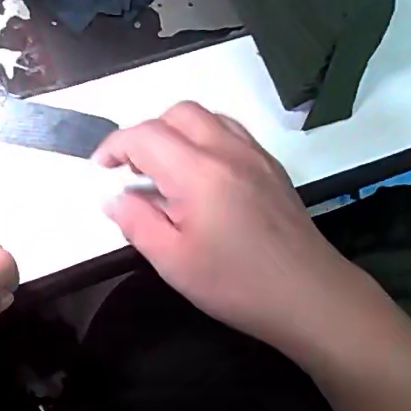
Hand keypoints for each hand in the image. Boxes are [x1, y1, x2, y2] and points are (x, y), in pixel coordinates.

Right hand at [95, 102, 365, 353]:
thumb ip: (136, 222)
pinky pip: (231, 134)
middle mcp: (229, 151)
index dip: (114, 147)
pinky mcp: (272, 169)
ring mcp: (255, 156)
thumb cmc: (237, 284)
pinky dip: (205, 140)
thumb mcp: (172, 261)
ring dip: (177, 133)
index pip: (145, 136)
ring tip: (165, 172)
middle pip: (178, 114)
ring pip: (208, 118)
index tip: (101, 169)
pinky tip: (201, 179)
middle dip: (146, 134)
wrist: (308, 295)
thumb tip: (114, 199)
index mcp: (199, 172)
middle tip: (132, 171)